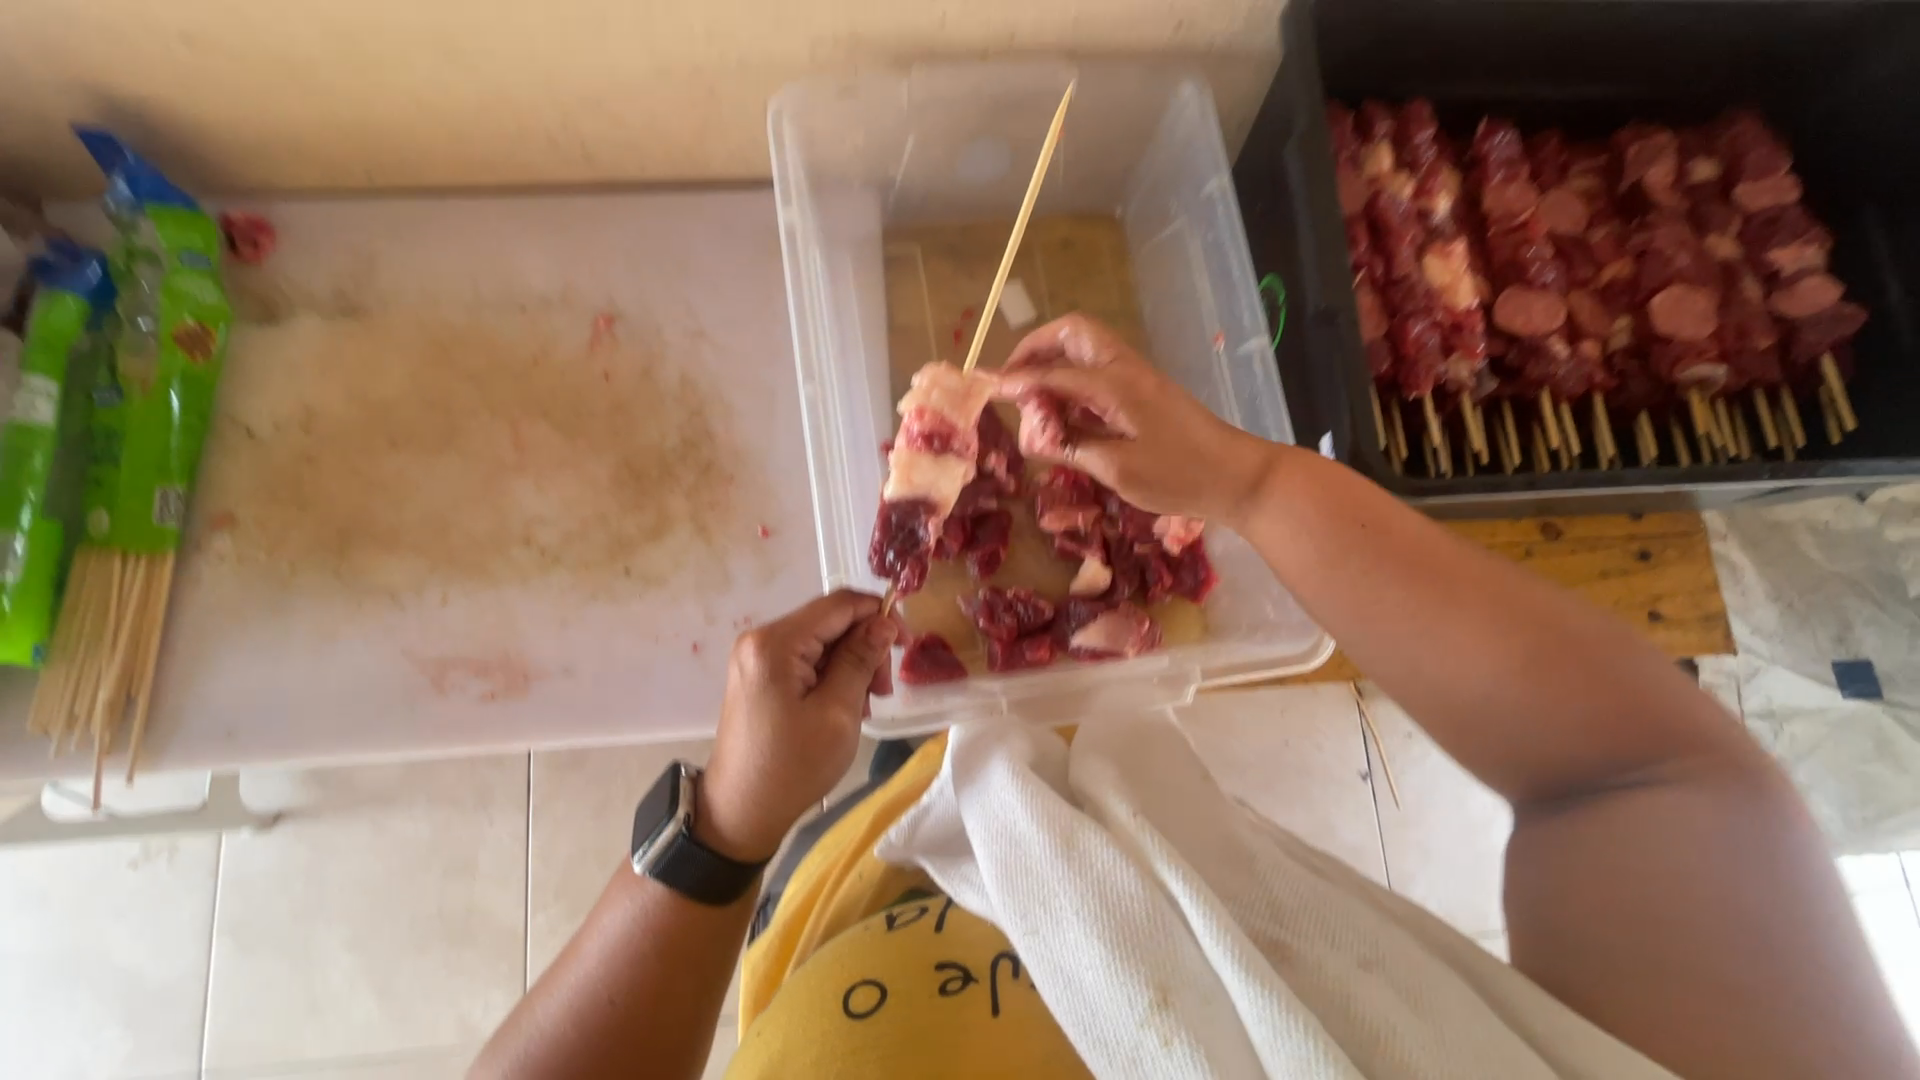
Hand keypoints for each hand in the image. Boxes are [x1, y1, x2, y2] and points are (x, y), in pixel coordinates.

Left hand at [700, 591, 897, 862]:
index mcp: (776, 642)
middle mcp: (761, 638)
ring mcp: (757, 657)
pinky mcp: (759, 675)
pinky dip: (832, 675)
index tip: (906, 644)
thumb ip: (861, 659)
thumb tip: (883, 622)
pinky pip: (806, 658)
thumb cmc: (793, 766)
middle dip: (865, 646)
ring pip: (822, 640)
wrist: (740, 812)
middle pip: (831, 620)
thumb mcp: (838, 712)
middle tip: (882, 691)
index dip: (879, 614)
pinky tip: (843, 706)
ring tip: (864, 705)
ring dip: (851, 663)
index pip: (840, 603)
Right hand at [995, 313, 1284, 525]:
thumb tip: (1035, 435)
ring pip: (1085, 347)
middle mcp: (1124, 369)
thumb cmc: (1179, 475)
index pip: (1054, 373)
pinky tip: (1060, 411)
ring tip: (1029, 394)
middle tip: (1012, 377)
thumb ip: (1072, 447)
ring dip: (1053, 360)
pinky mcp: (1143, 391)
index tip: (989, 389)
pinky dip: (1071, 378)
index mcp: (1116, 384)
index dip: (1019, 381)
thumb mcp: (1118, 469)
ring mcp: (1136, 377)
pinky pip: (1097, 370)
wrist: (1237, 476)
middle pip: (1072, 332)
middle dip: (1035, 347)